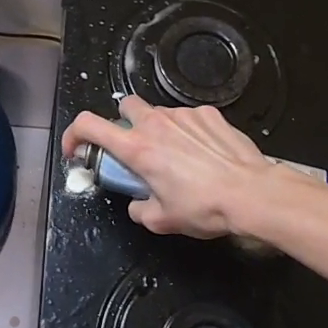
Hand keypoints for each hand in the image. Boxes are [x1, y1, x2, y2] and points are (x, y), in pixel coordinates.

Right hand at [61, 95, 277, 237]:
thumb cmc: (205, 207)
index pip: (89, 125)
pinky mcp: (209, 114)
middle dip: (124, 124)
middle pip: (125, 107)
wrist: (252, 193)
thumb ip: (139, 210)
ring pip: (159, 113)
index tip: (77, 149)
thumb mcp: (162, 220)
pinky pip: (188, 118)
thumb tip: (137, 205)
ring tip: (177, 158)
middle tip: (135, 150)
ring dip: (159, 130)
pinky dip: (188, 132)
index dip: (74, 134)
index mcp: (137, 149)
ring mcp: (184, 115)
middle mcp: (156, 124)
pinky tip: (202, 154)